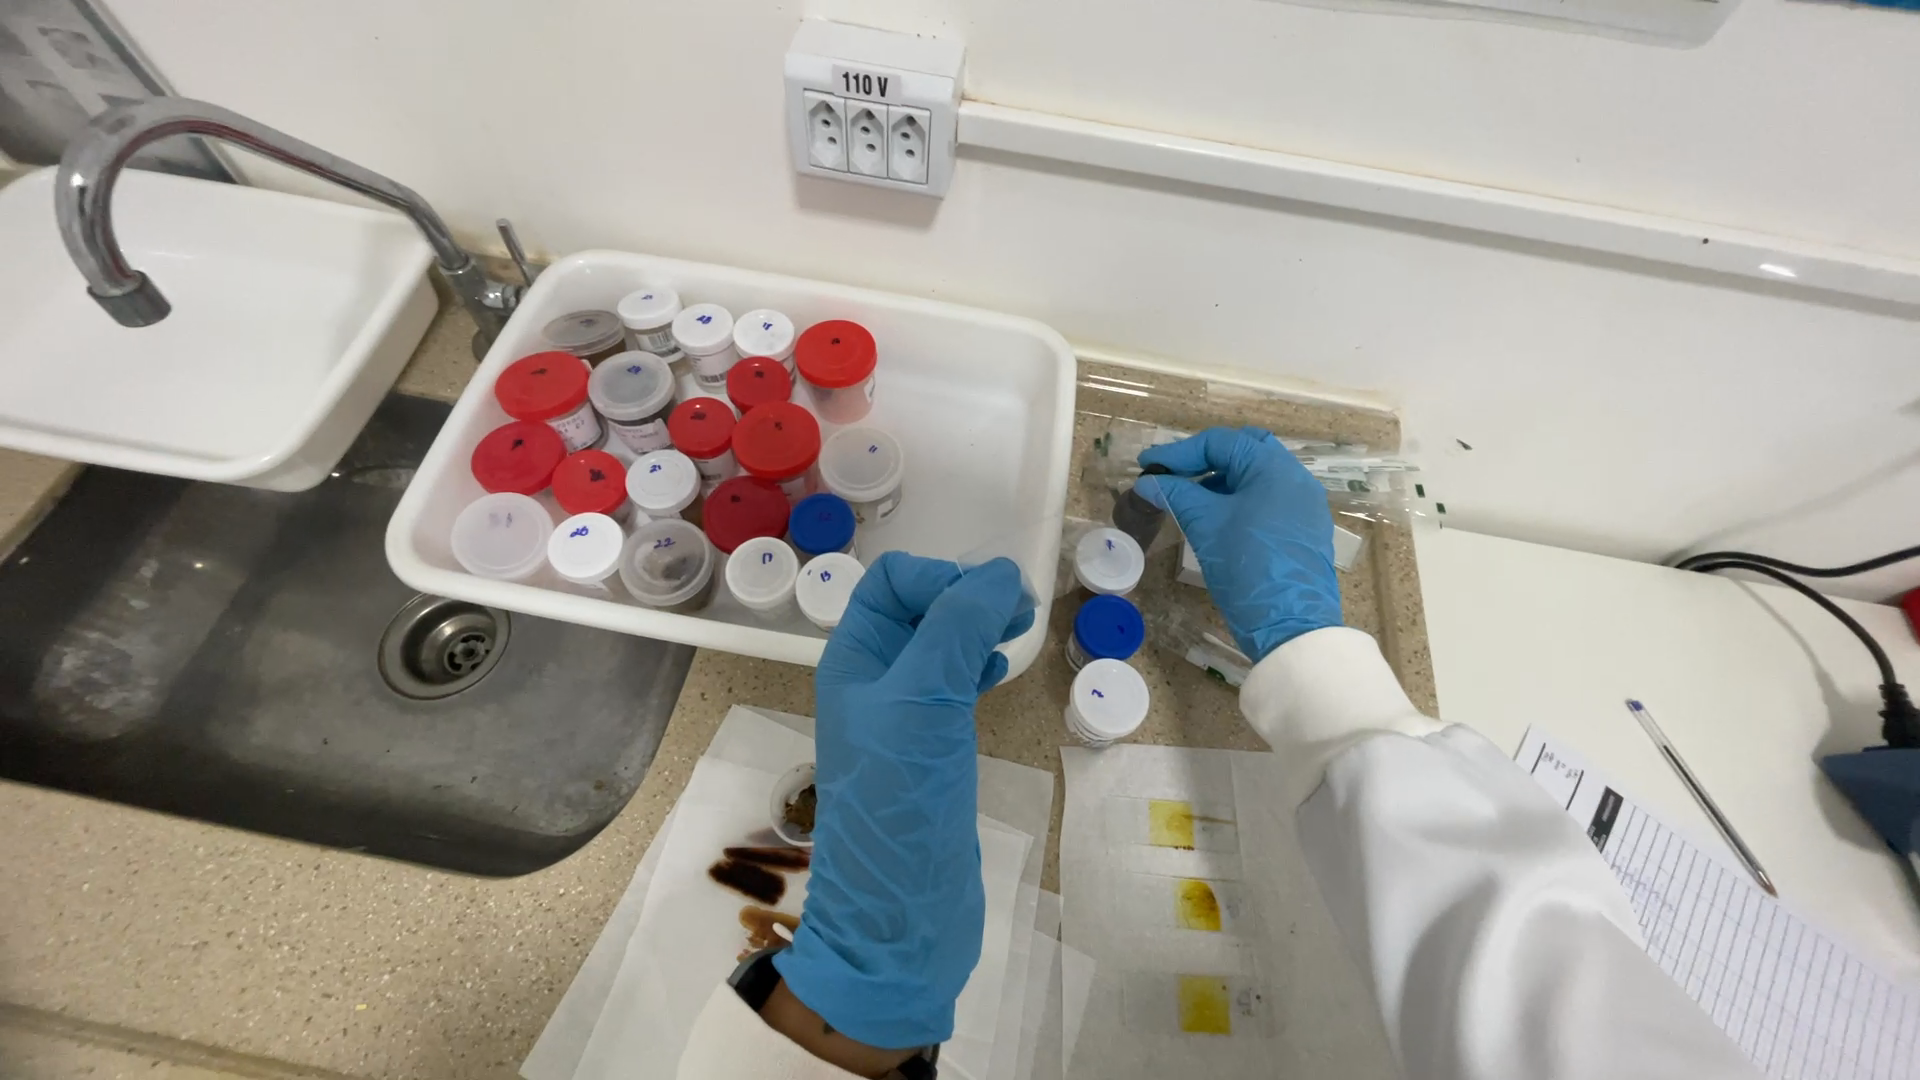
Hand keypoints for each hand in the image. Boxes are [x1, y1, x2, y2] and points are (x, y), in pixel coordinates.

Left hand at [773, 553, 1033, 1049]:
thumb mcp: (924, 700)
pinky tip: (997, 673)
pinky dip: (979, 666)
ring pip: (942, 645)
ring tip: (1017, 633)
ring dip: (977, 628)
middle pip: (921, 607)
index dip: (941, 578)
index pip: (895, 583)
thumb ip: (956, 628)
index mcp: (855, 658)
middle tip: (1019, 612)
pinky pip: (955, 684)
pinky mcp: (932, 745)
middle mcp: (876, 678)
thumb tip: (1000, 574)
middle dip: (967, 597)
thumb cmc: (901, 799)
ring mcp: (904, 713)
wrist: (902, 914)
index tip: (989, 605)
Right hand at [1138, 426, 1341, 661]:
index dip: (1178, 452)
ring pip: (1254, 476)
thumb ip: (1175, 495)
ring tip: (1186, 496)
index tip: (1146, 467)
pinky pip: (1265, 498)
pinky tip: (1213, 516)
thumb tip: (1145, 483)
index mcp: (1274, 468)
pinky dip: (1236, 498)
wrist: (1289, 625)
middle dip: (1202, 459)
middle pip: (1243, 451)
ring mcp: (1303, 504)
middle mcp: (1295, 478)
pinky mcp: (1301, 528)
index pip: (1221, 442)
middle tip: (1171, 474)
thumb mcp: (1204, 525)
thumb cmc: (1247, 566)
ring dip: (1218, 480)